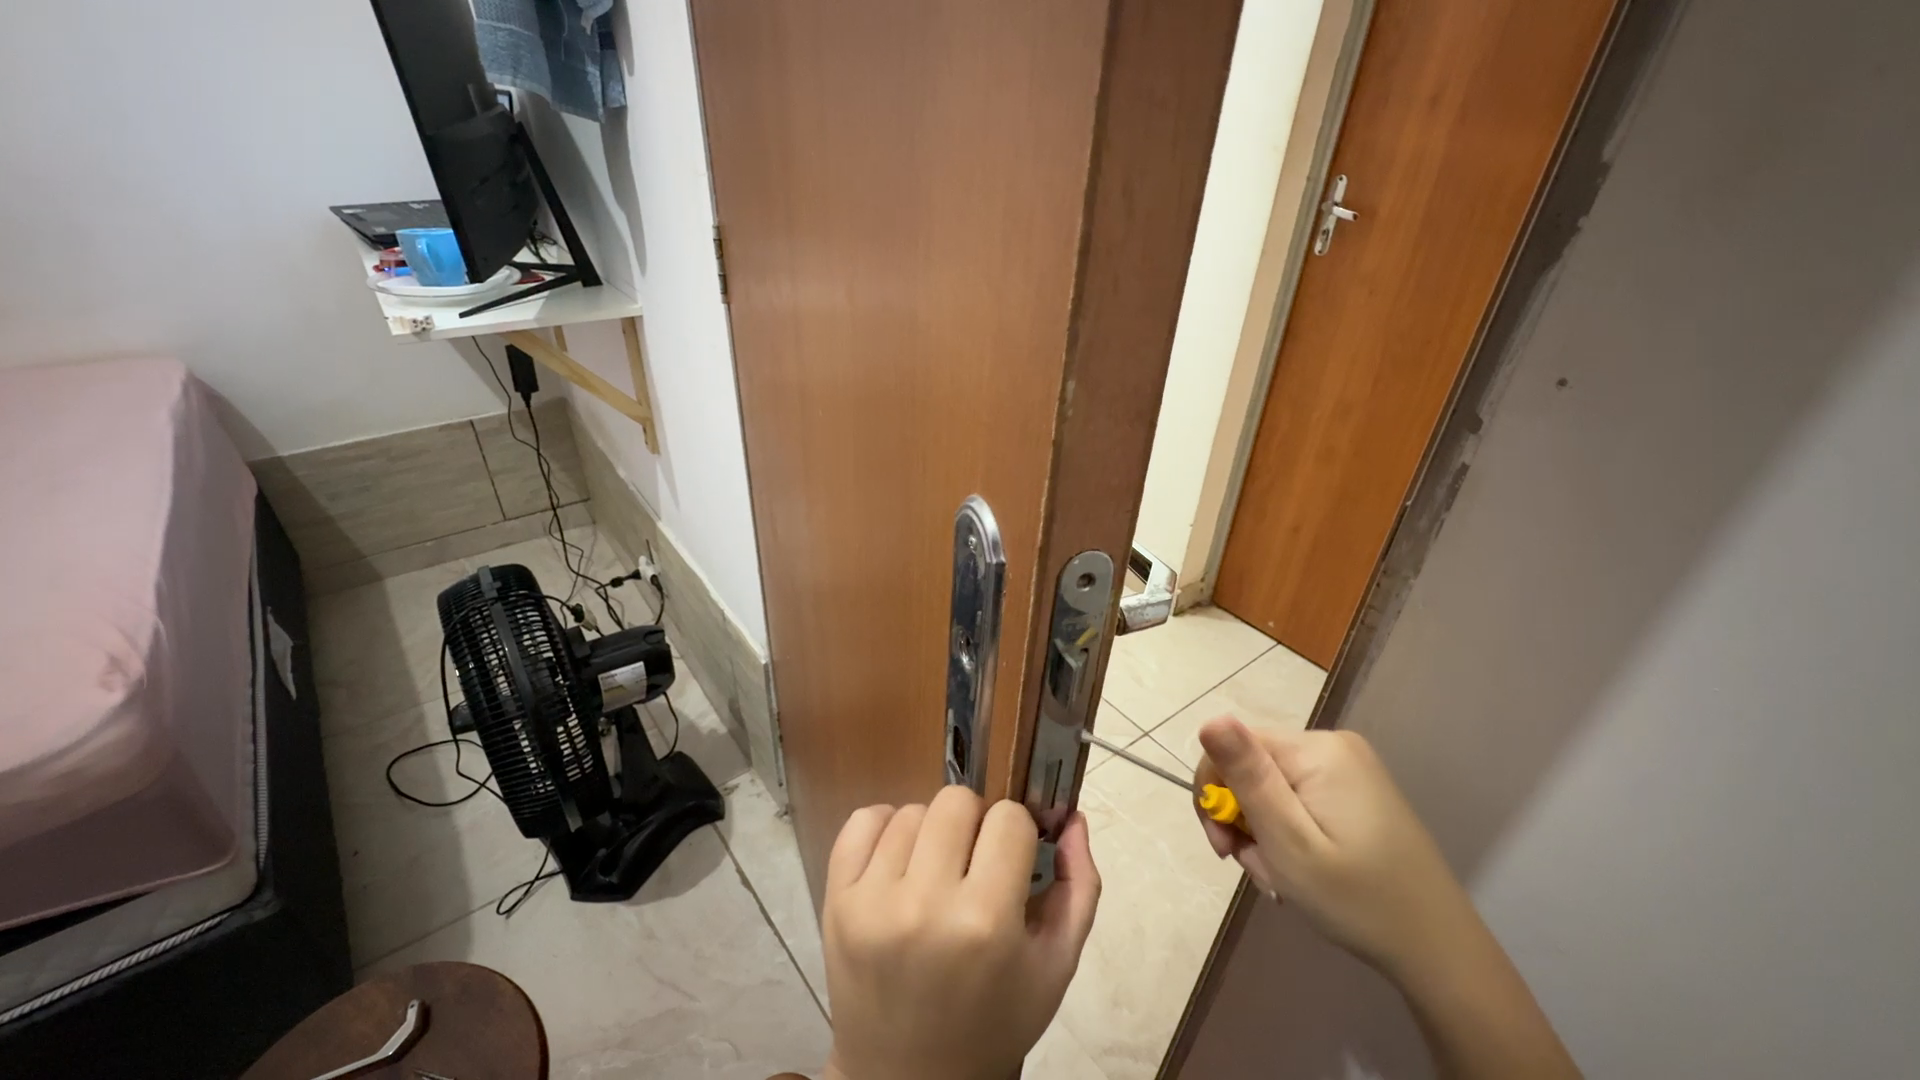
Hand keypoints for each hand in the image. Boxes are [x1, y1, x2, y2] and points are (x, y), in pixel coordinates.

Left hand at [821, 787, 1100, 1079]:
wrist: (911, 1077)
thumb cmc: (995, 1020)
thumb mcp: (1056, 966)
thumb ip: (1079, 886)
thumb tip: (1071, 818)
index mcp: (986, 923)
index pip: (1009, 819)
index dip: (1018, 833)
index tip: (1013, 859)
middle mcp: (924, 904)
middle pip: (957, 802)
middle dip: (975, 824)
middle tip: (974, 863)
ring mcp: (871, 901)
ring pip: (912, 810)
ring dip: (931, 832)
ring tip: (936, 874)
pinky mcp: (835, 901)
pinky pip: (862, 821)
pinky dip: (885, 828)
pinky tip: (900, 860)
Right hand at [1193, 718, 1476, 979]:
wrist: (1437, 947)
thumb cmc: (1356, 900)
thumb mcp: (1289, 842)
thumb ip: (1248, 778)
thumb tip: (1210, 720)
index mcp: (1317, 750)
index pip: (1232, 747)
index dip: (1215, 794)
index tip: (1223, 849)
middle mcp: (1333, 746)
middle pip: (1252, 768)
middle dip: (1242, 821)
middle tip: (1259, 871)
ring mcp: (1349, 769)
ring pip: (1271, 789)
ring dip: (1264, 834)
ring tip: (1282, 879)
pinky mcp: (1356, 792)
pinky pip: (1298, 800)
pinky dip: (1288, 834)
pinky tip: (1301, 870)